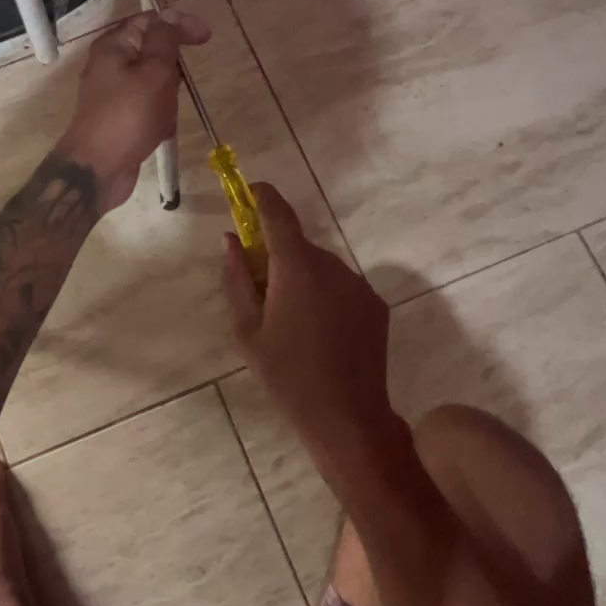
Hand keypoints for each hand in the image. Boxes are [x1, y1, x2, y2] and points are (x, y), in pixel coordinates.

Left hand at [55, 10, 211, 212]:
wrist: (98, 168)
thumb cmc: (128, 116)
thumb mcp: (153, 72)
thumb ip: (164, 40)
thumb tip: (170, 15)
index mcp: (114, 46)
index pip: (150, 21)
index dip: (179, 24)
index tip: (206, 37)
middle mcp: (110, 65)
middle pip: (154, 55)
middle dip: (172, 72)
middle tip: (176, 88)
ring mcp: (114, 93)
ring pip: (155, 85)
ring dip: (168, 99)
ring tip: (163, 116)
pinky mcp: (120, 118)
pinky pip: (149, 109)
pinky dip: (159, 117)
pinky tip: (158, 132)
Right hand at [222, 184, 398, 454]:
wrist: (347, 417)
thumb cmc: (287, 377)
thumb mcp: (247, 331)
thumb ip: (237, 279)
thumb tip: (230, 241)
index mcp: (296, 270)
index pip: (278, 216)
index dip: (262, 197)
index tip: (249, 188)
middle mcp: (332, 266)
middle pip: (299, 246)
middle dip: (278, 255)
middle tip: (260, 288)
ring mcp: (358, 285)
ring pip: (321, 267)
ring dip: (302, 278)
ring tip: (291, 321)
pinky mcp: (375, 304)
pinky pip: (341, 286)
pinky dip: (325, 295)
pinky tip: (319, 331)